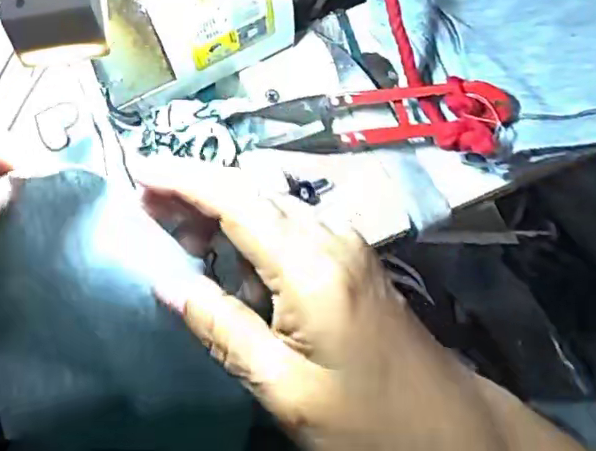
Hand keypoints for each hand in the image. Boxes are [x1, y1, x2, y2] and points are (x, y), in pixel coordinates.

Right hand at [139, 159, 581, 450]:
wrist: (459, 437)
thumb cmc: (371, 423)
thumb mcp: (286, 390)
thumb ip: (220, 327)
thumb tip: (164, 280)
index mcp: (309, 265)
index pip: (231, 197)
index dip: (179, 178)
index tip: (136, 172)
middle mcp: (326, 234)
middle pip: (243, 186)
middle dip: (190, 187)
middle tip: (146, 207)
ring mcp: (340, 237)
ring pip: (260, 197)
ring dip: (214, 204)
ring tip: (178, 235)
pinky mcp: (345, 249)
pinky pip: (279, 217)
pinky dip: (241, 222)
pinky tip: (226, 256)